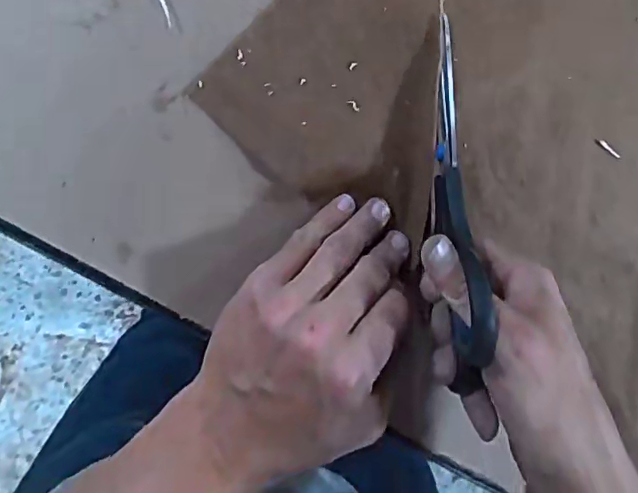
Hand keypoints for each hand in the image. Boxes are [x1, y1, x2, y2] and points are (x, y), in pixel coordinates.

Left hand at [99, 195, 411, 491]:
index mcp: (351, 371)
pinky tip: (345, 205)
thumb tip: (412, 312)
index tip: (408, 277)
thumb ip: (393, 369)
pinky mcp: (259, 288)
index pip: (393, 308)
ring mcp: (286, 307)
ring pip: (337, 251)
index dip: (405, 289)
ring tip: (380, 208)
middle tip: (400, 237)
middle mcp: (321, 335)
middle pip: (369, 274)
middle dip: (390, 251)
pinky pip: (300, 243)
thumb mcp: (364, 423)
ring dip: (363, 224)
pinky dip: (327, 219)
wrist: (225, 432)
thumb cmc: (301, 431)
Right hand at [421, 236, 637, 492]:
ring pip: (465, 332)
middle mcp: (521, 300)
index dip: (446, 267)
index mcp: (526, 279)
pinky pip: (476, 364)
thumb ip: (463, 291)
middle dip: (450, 327)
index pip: (475, 251)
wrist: (576, 471)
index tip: (424, 294)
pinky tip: (483, 414)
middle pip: (463, 294)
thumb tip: (434, 241)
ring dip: (457, 362)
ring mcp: (516, 337)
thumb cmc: (542, 392)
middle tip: (448, 352)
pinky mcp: (510, 371)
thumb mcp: (500, 336)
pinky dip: (473, 388)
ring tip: (458, 387)